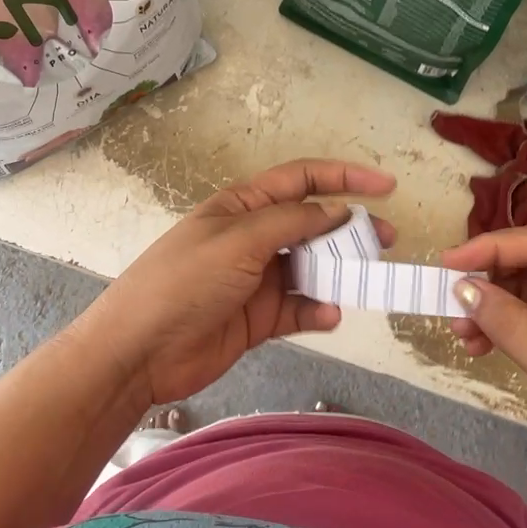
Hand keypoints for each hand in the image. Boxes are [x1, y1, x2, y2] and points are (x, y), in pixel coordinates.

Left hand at [79, 159, 396, 405]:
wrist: (139, 351)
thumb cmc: (185, 281)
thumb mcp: (238, 240)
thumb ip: (291, 222)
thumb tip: (339, 210)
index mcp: (243, 206)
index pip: (302, 180)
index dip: (344, 176)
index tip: (386, 185)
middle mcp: (254, 237)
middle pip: (313, 224)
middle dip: (350, 229)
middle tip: (387, 240)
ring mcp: (257, 279)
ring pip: (311, 267)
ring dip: (340, 271)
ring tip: (369, 279)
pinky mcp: (258, 319)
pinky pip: (299, 308)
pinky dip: (318, 310)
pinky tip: (330, 315)